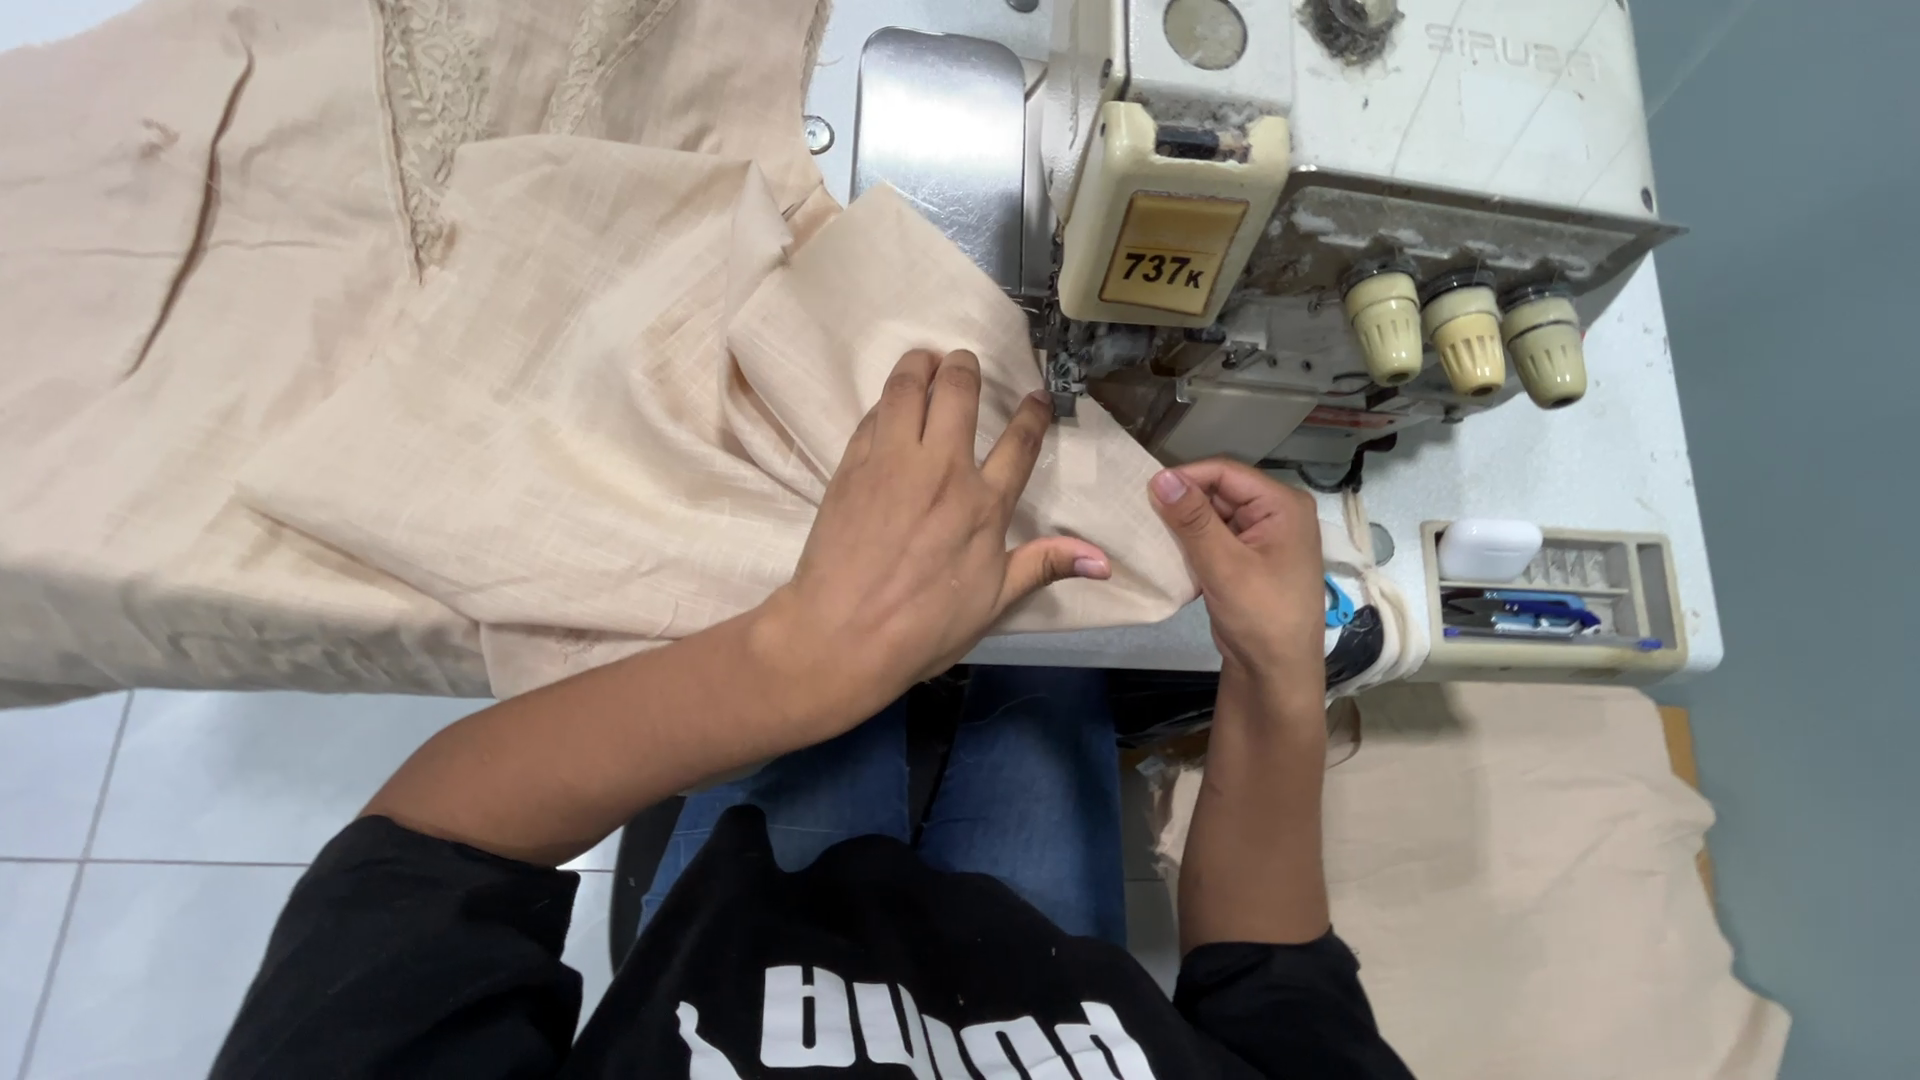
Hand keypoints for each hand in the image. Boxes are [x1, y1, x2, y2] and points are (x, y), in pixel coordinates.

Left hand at [756, 349, 1110, 724]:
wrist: (840, 636)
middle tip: (964, 361)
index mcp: (983, 504)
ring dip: (918, 364)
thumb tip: (1104, 560)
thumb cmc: (923, 628)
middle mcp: (941, 470)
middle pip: (957, 393)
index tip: (1035, 396)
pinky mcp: (851, 467)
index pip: (1019, 442)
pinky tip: (888, 403)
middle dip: (965, 366)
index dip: (1031, 413)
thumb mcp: (992, 604)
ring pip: (906, 389)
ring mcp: (891, 463)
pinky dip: (885, 401)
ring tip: (925, 358)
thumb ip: (1042, 566)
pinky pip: (872, 416)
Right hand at [1148, 459, 1324, 694]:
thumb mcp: (1224, 565)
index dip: (1185, 478)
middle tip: (1142, 514)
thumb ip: (1192, 519)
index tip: (1145, 492)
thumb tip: (1161, 477)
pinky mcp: (1246, 558)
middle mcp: (1275, 513)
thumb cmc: (1260, 616)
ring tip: (1148, 533)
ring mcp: (1261, 537)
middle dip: (1182, 503)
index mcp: (1282, 505)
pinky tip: (1166, 554)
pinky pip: (1214, 537)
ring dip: (1183, 525)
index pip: (1225, 472)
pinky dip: (1191, 543)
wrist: (1275, 672)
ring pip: (1212, 515)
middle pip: (1218, 491)